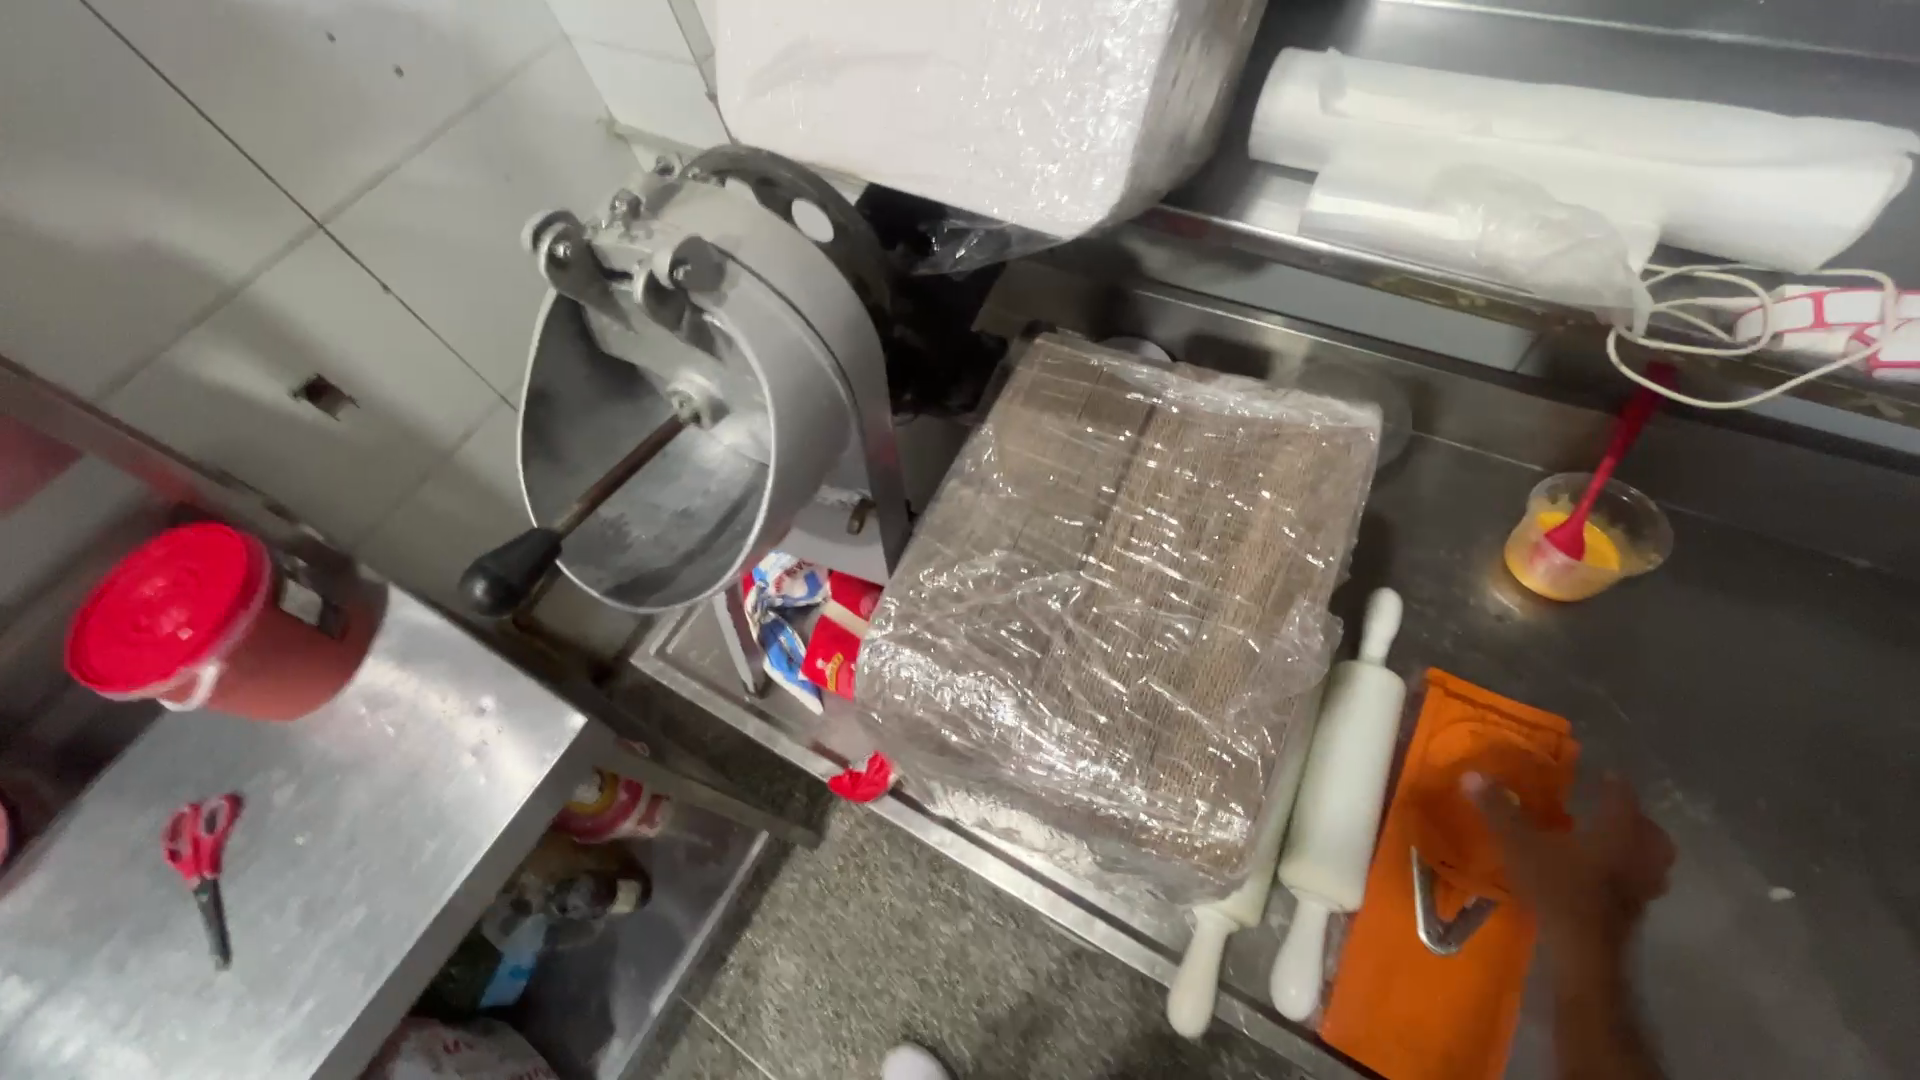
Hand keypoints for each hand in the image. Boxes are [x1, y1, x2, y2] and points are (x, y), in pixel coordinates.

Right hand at [1466, 771, 1674, 971]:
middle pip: (1651, 833)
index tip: (1607, 774)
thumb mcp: (1517, 843)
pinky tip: (1607, 878)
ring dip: (1640, 850)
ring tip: (1616, 845)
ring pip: (1654, 862)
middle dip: (1637, 820)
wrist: (1584, 948)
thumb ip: (1497, 809)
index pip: (1623, 799)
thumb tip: (1472, 774)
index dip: (1614, 784)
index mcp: (1616, 833)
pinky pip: (1642, 884)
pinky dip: (1631, 875)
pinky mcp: (1636, 912)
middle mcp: (1638, 856)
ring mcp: (1642, 887)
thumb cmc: (1555, 887)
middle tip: (1617, 811)